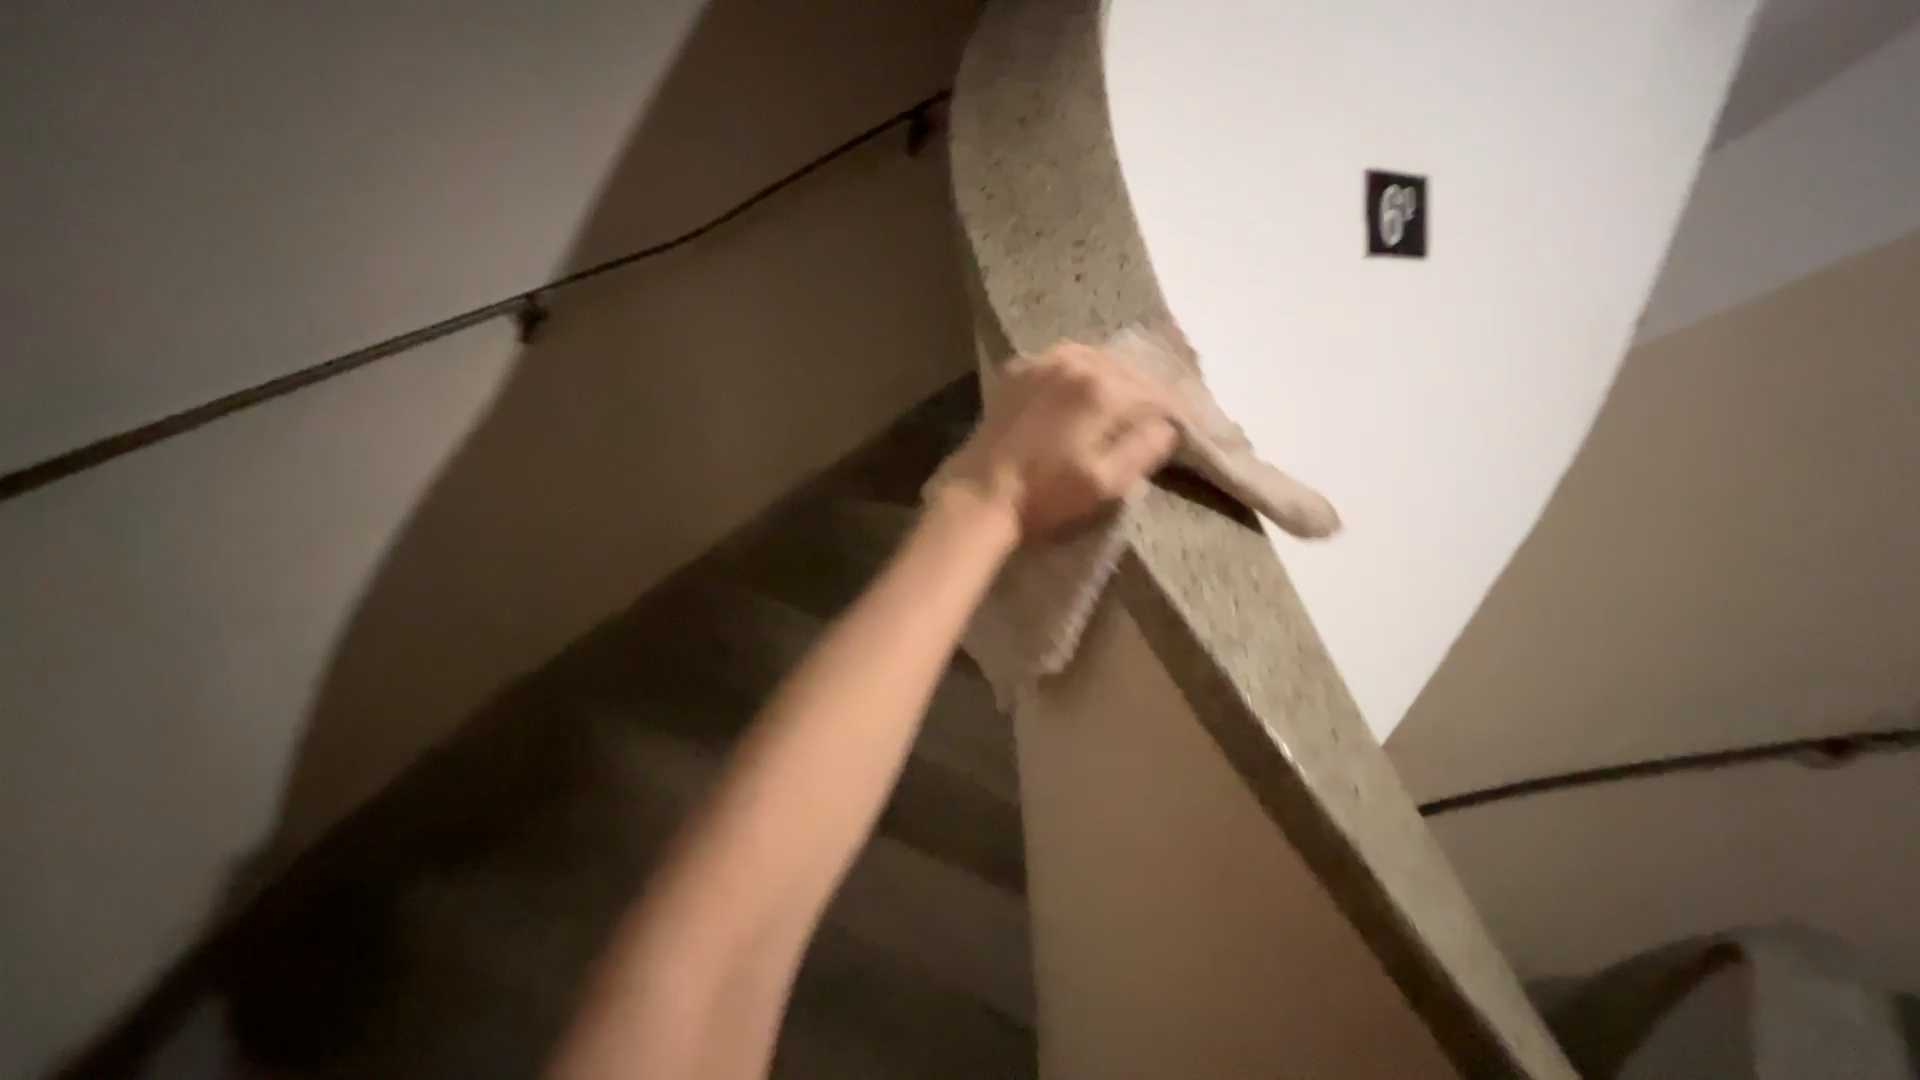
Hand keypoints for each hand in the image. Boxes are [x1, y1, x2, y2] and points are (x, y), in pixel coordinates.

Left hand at [933, 342, 1181, 538]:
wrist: (980, 492)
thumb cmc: (1046, 493)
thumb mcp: (1106, 483)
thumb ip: (1144, 449)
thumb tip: (1166, 426)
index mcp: (1103, 388)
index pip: (1156, 392)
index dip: (1177, 409)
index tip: (1189, 425)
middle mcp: (1076, 361)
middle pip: (1129, 370)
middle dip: (1149, 391)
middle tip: (1163, 412)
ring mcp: (1043, 361)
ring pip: (1097, 359)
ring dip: (1117, 377)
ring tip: (1128, 400)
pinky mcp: (1019, 370)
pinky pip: (1064, 360)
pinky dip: (1082, 372)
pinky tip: (1084, 390)